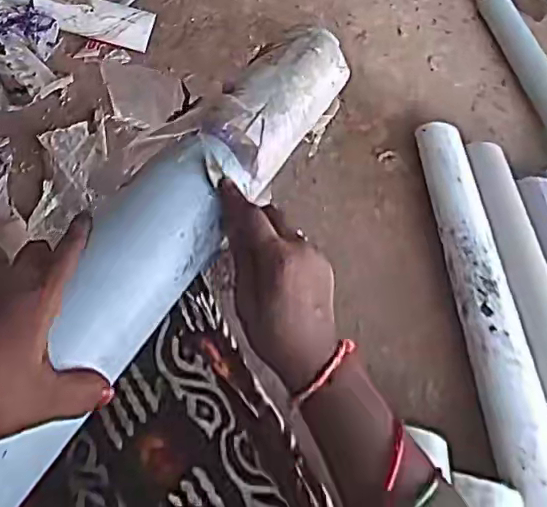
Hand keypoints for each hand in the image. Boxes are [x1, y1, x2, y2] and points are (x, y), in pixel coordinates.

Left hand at [0, 214, 112, 442]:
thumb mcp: (43, 397)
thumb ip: (78, 391)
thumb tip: (103, 390)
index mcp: (40, 297)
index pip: (65, 256)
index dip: (78, 235)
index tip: (83, 219)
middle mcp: (11, 282)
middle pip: (34, 252)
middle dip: (46, 254)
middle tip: (54, 268)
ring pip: (7, 268)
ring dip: (16, 278)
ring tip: (20, 304)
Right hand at [219, 179, 340, 389]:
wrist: (314, 360)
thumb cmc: (272, 335)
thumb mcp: (244, 297)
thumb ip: (240, 256)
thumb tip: (233, 227)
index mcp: (277, 257)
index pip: (252, 215)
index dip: (235, 199)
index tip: (224, 185)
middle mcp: (299, 248)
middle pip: (271, 213)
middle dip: (253, 214)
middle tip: (236, 222)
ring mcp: (315, 254)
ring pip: (285, 227)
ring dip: (269, 230)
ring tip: (256, 250)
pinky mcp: (323, 262)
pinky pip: (297, 242)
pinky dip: (283, 244)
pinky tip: (275, 265)